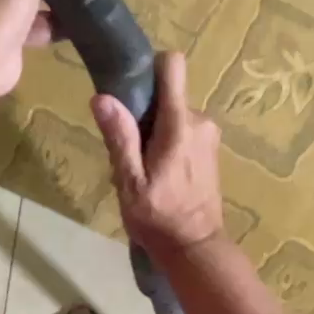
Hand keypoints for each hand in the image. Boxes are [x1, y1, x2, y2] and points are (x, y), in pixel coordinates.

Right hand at [91, 52, 224, 257]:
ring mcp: (209, 136)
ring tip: (146, 169)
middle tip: (131, 152)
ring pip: (176, 116)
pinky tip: (161, 175)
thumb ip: (120, 138)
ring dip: (158, 134)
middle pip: (169, 96)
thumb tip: (102, 97)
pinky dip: (170, 145)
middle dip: (147, 115)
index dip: (150, 70)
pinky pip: (186, 132)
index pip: (172, 65)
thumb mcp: (130, 183)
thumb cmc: (159, 219)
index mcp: (179, 124)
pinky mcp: (211, 150)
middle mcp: (200, 120)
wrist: (195, 248)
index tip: (132, 94)